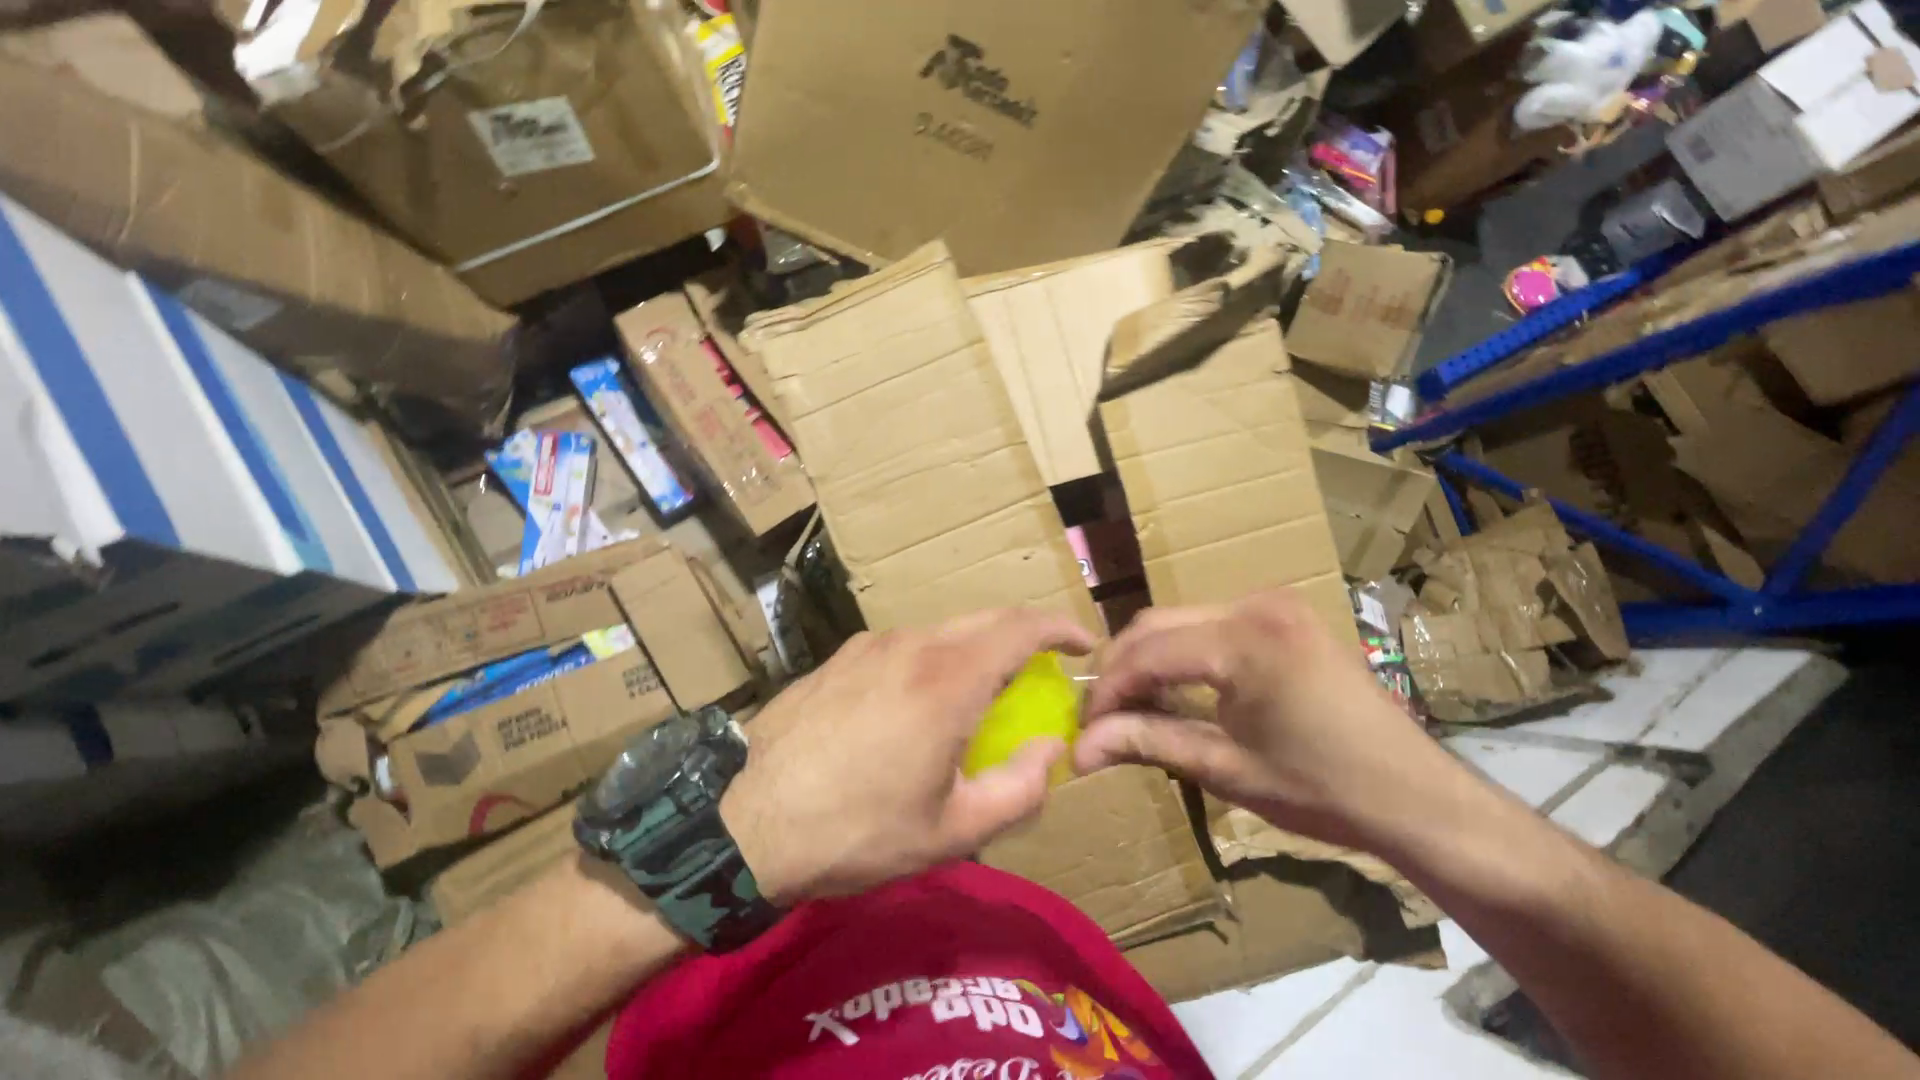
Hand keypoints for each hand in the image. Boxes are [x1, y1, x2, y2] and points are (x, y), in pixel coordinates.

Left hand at [720, 608, 1095, 904]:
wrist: (743, 824)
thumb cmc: (856, 832)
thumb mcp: (953, 832)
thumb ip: (1019, 788)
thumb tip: (1049, 749)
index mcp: (947, 680)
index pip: (1020, 627)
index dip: (1060, 628)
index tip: (1082, 645)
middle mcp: (909, 647)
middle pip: (982, 621)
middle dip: (1021, 636)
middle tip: (1038, 672)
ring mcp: (866, 647)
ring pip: (939, 632)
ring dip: (972, 652)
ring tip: (976, 697)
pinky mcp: (835, 660)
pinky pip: (900, 648)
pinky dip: (930, 662)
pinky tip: (915, 706)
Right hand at [1075, 588, 1462, 852]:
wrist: (1412, 795)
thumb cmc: (1321, 790)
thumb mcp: (1225, 768)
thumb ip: (1146, 743)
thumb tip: (1077, 752)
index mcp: (1245, 639)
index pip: (1146, 652)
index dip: (1107, 691)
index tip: (1083, 730)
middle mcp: (1257, 605)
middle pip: (1158, 624)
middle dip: (1122, 670)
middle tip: (1101, 719)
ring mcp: (1276, 605)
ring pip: (1182, 621)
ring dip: (1151, 660)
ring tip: (1134, 709)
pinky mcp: (1287, 617)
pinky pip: (1213, 625)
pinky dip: (1185, 654)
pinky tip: (1178, 691)